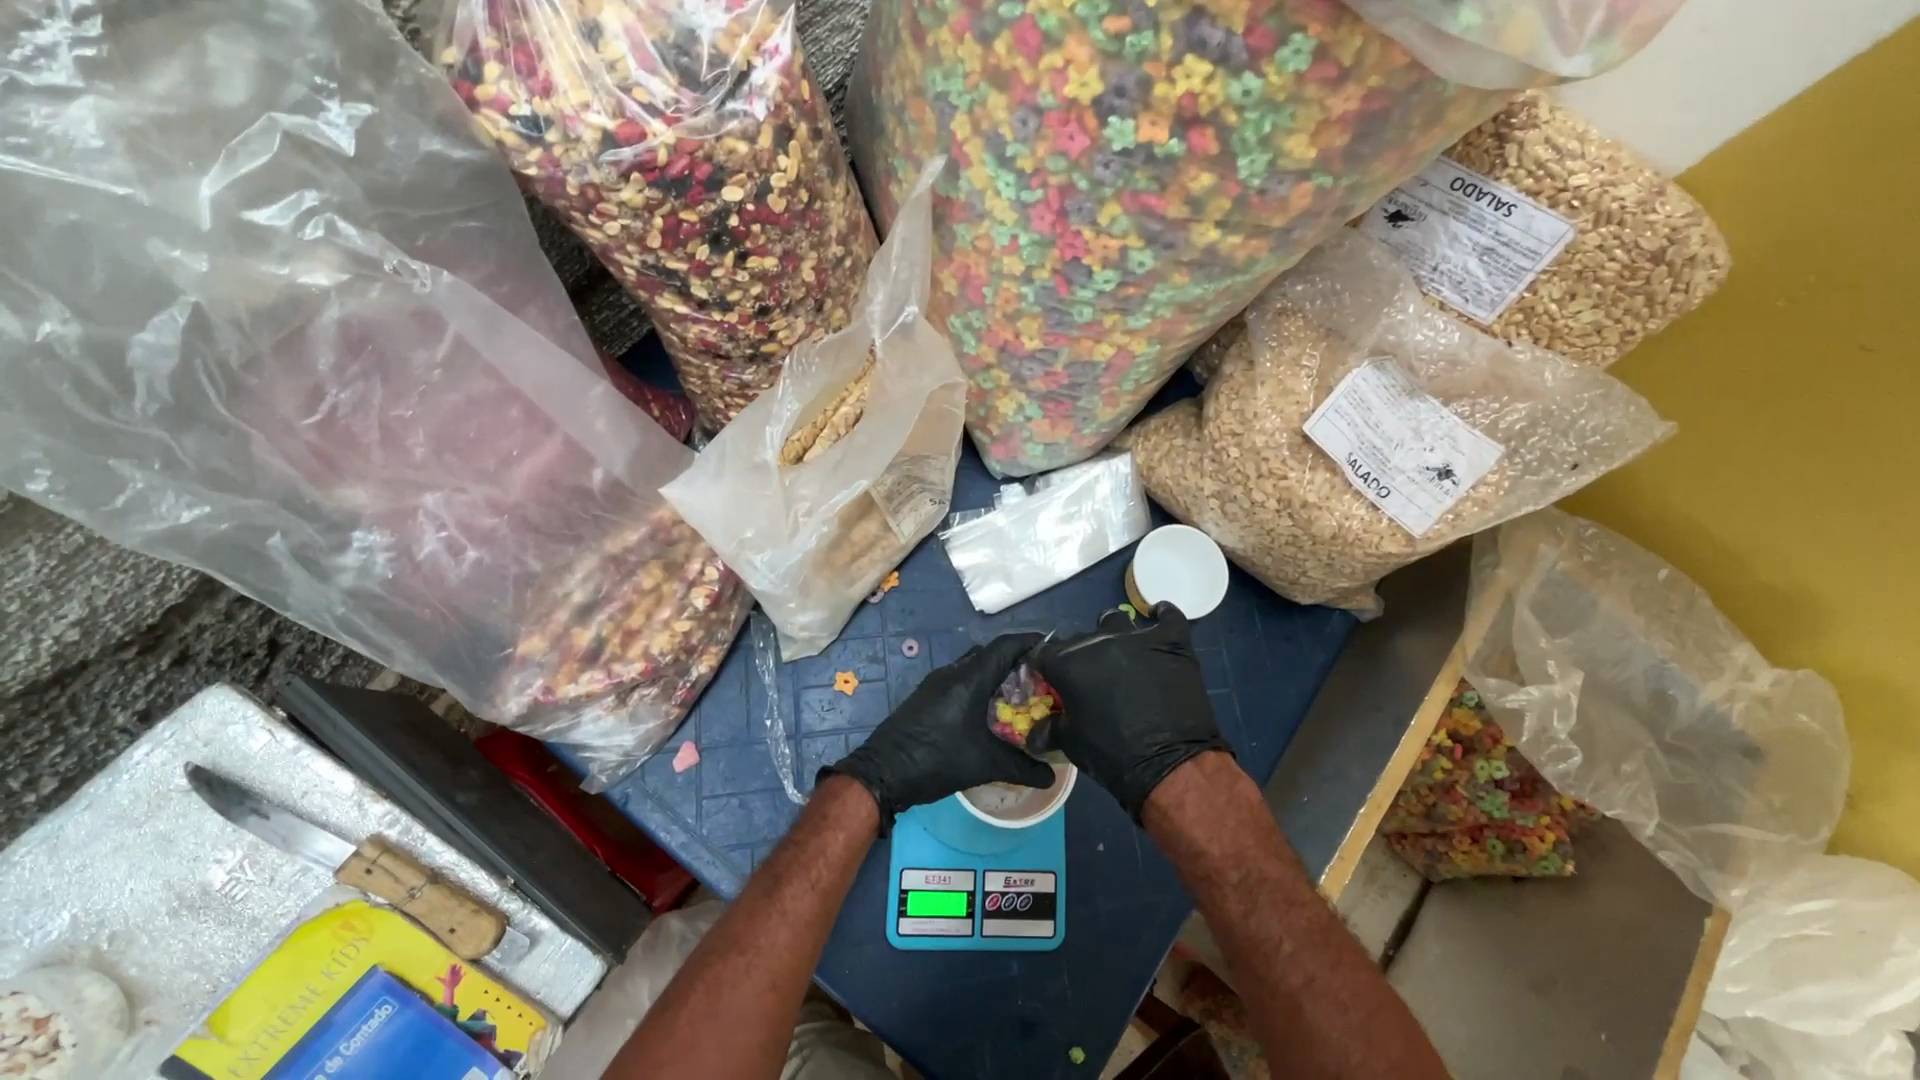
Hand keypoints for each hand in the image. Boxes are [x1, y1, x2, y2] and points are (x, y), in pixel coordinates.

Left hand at [824, 633, 1054, 829]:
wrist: (882, 773)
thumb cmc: (936, 761)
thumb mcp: (985, 765)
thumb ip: (1022, 767)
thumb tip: (1051, 777)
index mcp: (969, 679)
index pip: (1005, 646)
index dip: (1031, 643)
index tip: (1054, 649)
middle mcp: (952, 673)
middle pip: (990, 654)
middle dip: (1017, 660)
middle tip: (1042, 677)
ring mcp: (935, 684)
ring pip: (973, 667)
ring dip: (996, 674)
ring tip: (1021, 694)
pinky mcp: (926, 697)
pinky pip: (960, 680)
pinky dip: (979, 686)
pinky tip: (990, 711)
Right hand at [1031, 604, 1229, 820]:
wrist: (1168, 764)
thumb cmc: (1111, 754)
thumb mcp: (1070, 743)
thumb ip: (1049, 728)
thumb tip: (1033, 734)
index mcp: (1068, 663)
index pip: (1044, 653)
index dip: (1046, 667)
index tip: (1052, 680)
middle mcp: (1098, 641)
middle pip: (1079, 638)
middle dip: (1079, 656)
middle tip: (1089, 679)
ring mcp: (1137, 638)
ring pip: (1116, 621)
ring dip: (1113, 633)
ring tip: (1120, 651)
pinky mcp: (1172, 642)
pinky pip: (1169, 616)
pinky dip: (1163, 617)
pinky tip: (1159, 621)